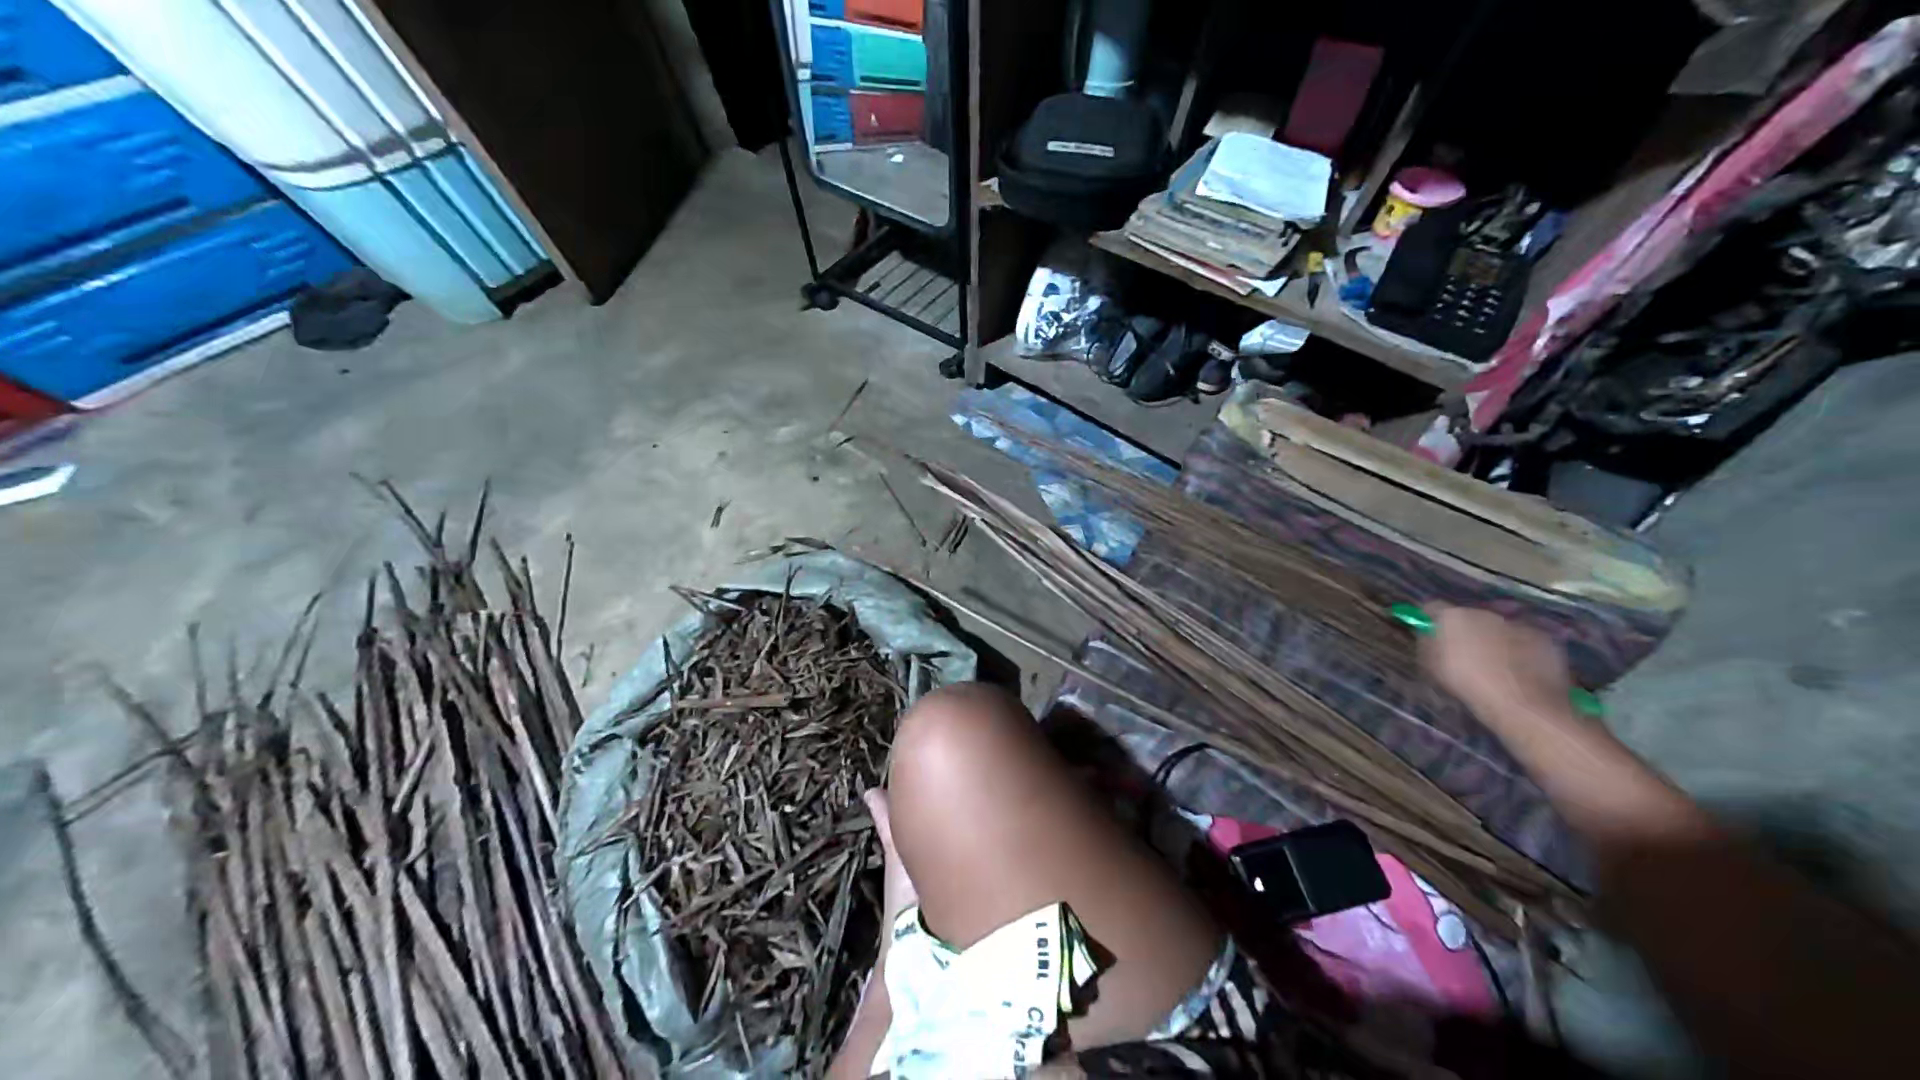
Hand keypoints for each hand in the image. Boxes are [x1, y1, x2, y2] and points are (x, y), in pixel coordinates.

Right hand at [1419, 605, 1575, 723]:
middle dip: (1466, 629)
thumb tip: (1428, 633)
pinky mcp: (1544, 637)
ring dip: (1494, 638)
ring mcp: (1517, 623)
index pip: (1432, 607)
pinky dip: (1521, 649)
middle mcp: (1484, 612)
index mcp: (1452, 616)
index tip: (1431, 633)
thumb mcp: (1431, 667)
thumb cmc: (1469, 685)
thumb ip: (1427, 644)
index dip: (1431, 620)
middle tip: (1466, 652)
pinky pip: (1525, 639)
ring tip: (1497, 663)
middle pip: (1469, 615)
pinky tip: (1520, 669)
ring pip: (1499, 626)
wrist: (1523, 703)